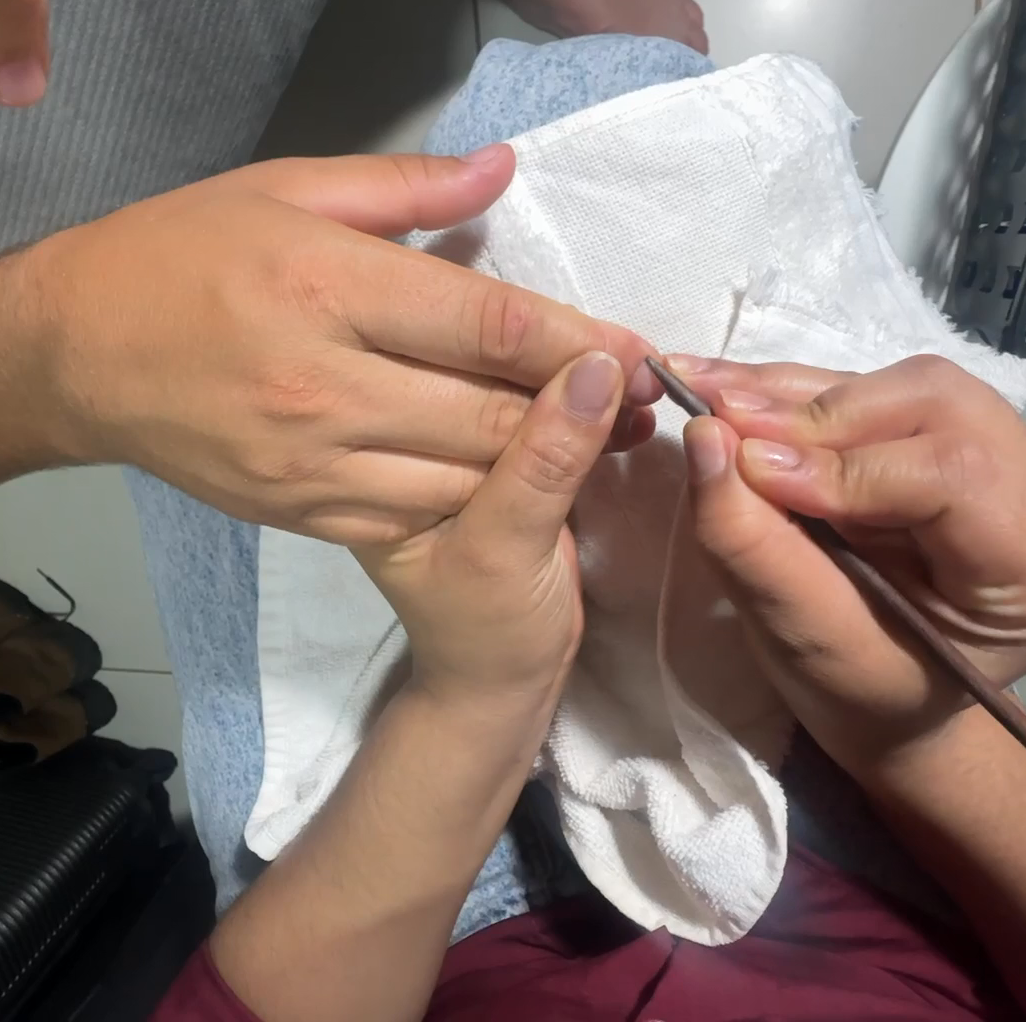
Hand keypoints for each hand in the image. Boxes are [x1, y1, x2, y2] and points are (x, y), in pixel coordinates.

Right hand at [26, 147, 656, 546]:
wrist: (77, 354)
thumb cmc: (177, 256)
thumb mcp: (284, 188)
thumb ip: (403, 187)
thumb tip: (500, 172)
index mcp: (327, 287)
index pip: (487, 323)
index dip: (576, 341)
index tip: (633, 350)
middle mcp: (325, 387)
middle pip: (489, 415)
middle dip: (577, 413)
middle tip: (636, 403)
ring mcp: (312, 464)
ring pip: (462, 481)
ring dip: (534, 466)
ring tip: (585, 443)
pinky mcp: (300, 512)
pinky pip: (413, 517)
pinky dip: (469, 501)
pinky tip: (501, 477)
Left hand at [354, 352, 624, 705]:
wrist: (501, 675)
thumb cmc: (487, 627)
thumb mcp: (508, 548)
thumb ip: (544, 463)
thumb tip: (597, 368)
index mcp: (379, 453)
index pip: (451, 372)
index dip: (534, 350)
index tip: (616, 349)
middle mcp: (411, 438)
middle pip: (487, 367)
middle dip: (570, 358)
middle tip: (644, 363)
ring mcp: (457, 446)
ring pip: (522, 384)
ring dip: (589, 381)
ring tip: (646, 386)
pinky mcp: (502, 460)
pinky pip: (546, 416)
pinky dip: (592, 410)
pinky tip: (630, 410)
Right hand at [673, 355, 1025, 764]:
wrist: (881, 696)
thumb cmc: (857, 692)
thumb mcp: (803, 637)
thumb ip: (751, 544)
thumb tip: (703, 436)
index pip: (958, 476)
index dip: (842, 464)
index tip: (745, 468)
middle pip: (937, 406)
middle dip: (814, 413)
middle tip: (717, 419)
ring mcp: (1012, 458)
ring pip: (904, 384)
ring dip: (796, 394)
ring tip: (709, 397)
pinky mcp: (955, 437)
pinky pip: (877, 391)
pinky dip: (794, 392)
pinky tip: (729, 389)